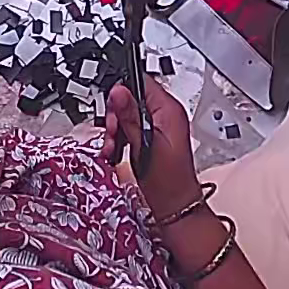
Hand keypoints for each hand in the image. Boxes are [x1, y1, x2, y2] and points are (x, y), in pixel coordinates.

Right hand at [102, 78, 200, 217]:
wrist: (174, 206)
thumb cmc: (167, 181)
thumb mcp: (142, 144)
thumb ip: (129, 116)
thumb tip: (118, 91)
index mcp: (169, 110)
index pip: (142, 82)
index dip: (123, 92)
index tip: (113, 109)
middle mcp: (166, 114)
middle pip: (131, 97)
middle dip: (116, 114)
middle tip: (114, 131)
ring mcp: (160, 125)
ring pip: (128, 113)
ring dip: (115, 128)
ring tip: (113, 144)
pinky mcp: (153, 135)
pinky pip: (131, 125)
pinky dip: (120, 136)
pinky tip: (116, 148)